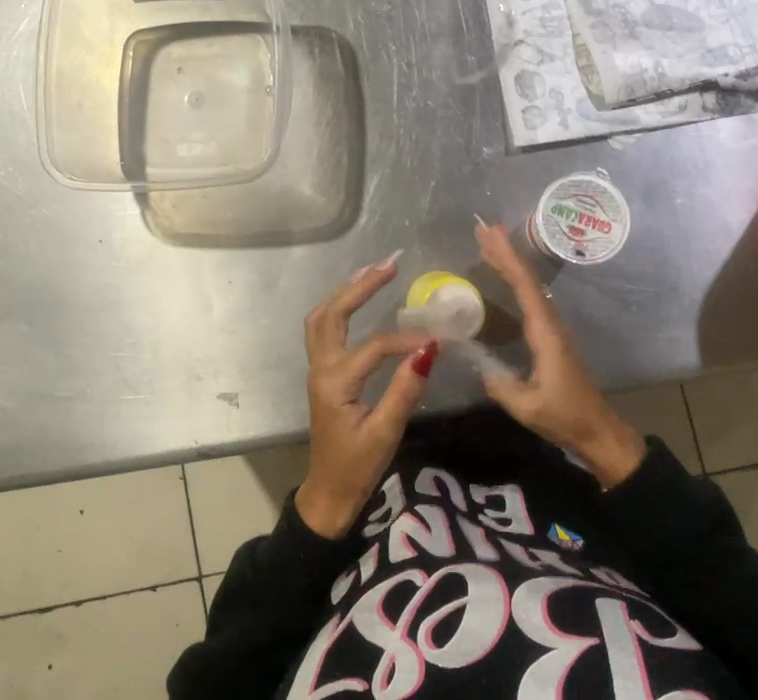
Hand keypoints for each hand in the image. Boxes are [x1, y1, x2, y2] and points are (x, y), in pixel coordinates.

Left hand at [296, 254, 439, 538]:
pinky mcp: (322, 374)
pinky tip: (357, 300)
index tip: (439, 338)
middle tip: (390, 264)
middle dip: (360, 286)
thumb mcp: (386, 432)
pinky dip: (339, 308)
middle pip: (333, 314)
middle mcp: (321, 369)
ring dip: (345, 292)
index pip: (374, 347)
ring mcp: (318, 370)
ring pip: (322, 318)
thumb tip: (429, 349)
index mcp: (335, 383)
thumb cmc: (357, 467)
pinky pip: (323, 330)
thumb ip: (405, 390)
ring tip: (373, 272)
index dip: (406, 340)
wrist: (328, 492)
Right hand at [475, 219, 646, 486]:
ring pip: (529, 286)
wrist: (597, 431)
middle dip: (505, 252)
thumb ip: (499, 384)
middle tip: (482, 228)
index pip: (525, 287)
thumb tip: (476, 363)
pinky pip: (530, 298)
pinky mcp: (550, 337)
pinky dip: (514, 281)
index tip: (490, 234)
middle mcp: (551, 324)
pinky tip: (504, 277)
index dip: (507, 258)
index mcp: (546, 334)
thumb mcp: (526, 406)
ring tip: (487, 244)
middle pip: (527, 279)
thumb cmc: (564, 418)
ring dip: (509, 263)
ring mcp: (552, 329)